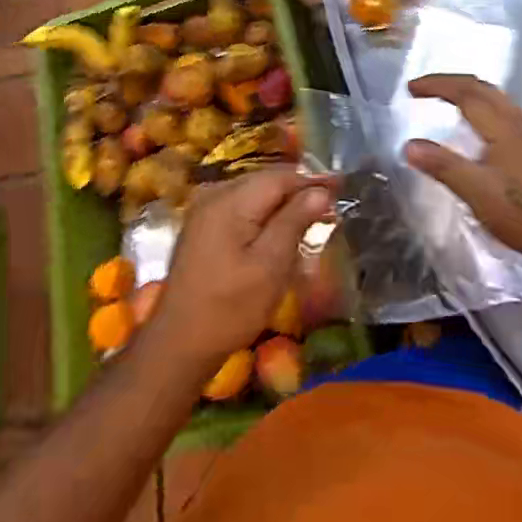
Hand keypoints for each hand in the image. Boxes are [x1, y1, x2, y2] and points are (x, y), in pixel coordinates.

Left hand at [149, 168, 332, 366]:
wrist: (179, 344)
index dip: (313, 180)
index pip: (280, 177)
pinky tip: (278, 227)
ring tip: (311, 214)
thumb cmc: (230, 308)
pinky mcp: (201, 226)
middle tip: (330, 203)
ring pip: (253, 192)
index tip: (342, 186)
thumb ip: (294, 221)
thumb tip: (320, 190)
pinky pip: (240, 206)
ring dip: (282, 201)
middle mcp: (213, 195)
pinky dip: (263, 212)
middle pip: (266, 180)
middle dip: (298, 189)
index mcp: (229, 200)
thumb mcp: (271, 265)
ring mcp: (203, 210)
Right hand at [402, 74, 521, 268]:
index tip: (411, 88)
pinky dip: (481, 103)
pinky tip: (478, 121)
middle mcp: (517, 124)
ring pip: (495, 97)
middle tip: (423, 88)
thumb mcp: (475, 191)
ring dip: (467, 90)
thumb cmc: (518, 215)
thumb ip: (442, 165)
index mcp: (502, 128)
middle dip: (450, 82)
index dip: (437, 85)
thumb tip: (408, 145)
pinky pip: (503, 110)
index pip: (466, 93)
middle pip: (482, 88)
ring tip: (446, 96)